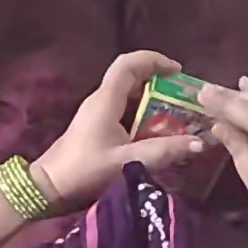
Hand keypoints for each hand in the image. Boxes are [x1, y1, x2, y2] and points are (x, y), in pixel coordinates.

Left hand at [32, 51, 207, 207]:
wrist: (49, 188)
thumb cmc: (84, 170)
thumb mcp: (127, 162)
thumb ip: (163, 151)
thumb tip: (198, 143)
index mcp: (106, 100)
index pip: (128, 64)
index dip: (154, 60)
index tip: (177, 71)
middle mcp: (101, 100)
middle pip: (131, 76)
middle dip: (158, 79)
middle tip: (182, 94)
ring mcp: (97, 113)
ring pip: (128, 94)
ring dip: (151, 98)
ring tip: (176, 113)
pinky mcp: (96, 127)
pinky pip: (124, 110)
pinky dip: (142, 113)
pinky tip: (157, 131)